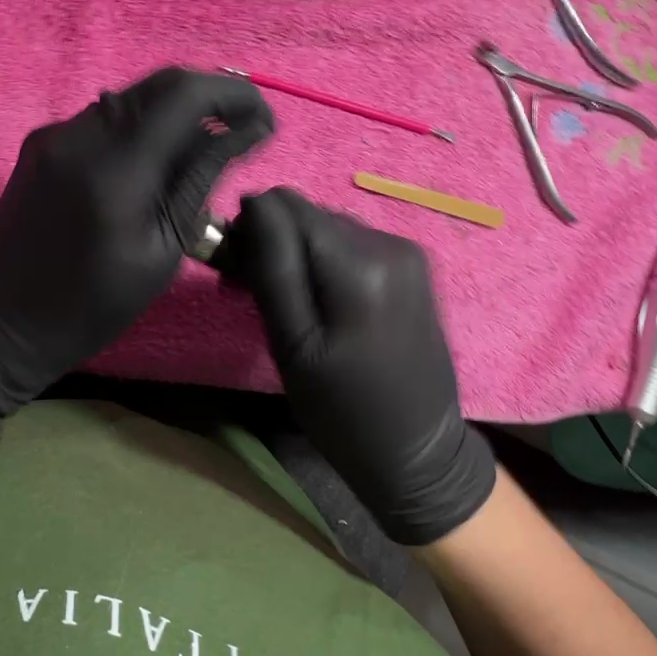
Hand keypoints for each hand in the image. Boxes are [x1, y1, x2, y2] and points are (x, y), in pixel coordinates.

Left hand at [0, 68, 274, 427]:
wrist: (4, 321)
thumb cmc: (92, 304)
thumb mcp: (162, 250)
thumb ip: (198, 178)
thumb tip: (245, 129)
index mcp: (114, 168)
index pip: (184, 94)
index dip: (233, 95)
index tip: (264, 120)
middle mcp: (79, 135)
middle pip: (157, 86)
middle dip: (208, 97)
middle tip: (242, 130)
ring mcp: (53, 134)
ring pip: (129, 98)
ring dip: (172, 111)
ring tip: (202, 148)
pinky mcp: (40, 143)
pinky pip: (102, 118)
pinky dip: (137, 127)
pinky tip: (152, 160)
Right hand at [222, 189, 494, 544]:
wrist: (418, 451)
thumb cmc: (341, 410)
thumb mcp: (291, 345)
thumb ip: (272, 268)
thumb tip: (254, 204)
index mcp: (359, 264)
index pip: (284, 205)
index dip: (250, 230)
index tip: (238, 275)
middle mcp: (389, 243)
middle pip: (306, 213)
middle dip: (272, 243)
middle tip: (252, 295)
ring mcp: (406, 252)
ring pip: (325, 226)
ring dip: (297, 254)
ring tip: (287, 305)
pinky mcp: (412, 265)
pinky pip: (350, 242)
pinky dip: (324, 263)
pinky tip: (321, 304)